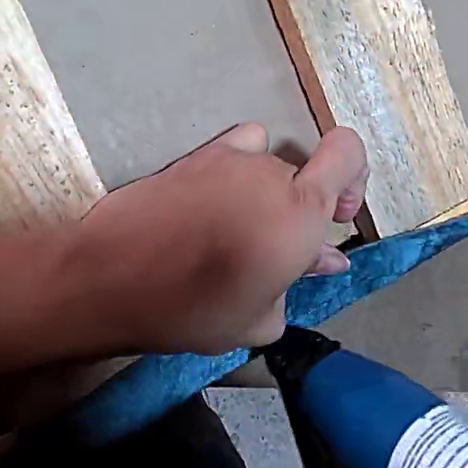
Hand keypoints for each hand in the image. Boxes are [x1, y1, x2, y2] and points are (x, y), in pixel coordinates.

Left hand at [66, 122, 365, 354]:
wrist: (113, 279)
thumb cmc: (192, 309)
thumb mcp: (259, 318)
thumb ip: (297, 282)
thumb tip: (322, 258)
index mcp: (300, 212)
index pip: (348, 151)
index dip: (354, 175)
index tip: (336, 213)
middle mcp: (269, 173)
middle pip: (302, 174)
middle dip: (299, 209)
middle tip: (276, 253)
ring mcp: (227, 159)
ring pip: (267, 166)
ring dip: (265, 194)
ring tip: (239, 232)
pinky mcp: (193, 157)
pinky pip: (233, 149)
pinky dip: (236, 167)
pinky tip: (217, 200)